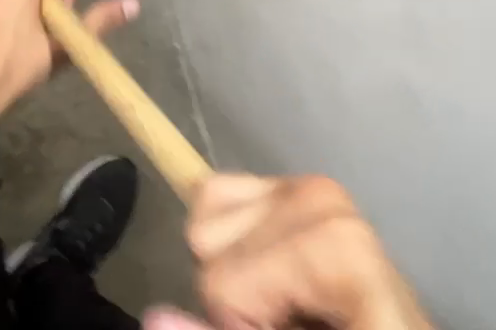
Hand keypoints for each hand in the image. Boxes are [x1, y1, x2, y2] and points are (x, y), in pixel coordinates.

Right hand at [145, 174, 430, 329]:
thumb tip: (155, 314)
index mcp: (339, 254)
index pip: (224, 281)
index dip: (238, 320)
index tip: (281, 327)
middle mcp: (324, 203)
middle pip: (209, 251)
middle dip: (235, 299)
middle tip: (286, 320)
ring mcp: (307, 186)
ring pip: (203, 219)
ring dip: (229, 267)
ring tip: (284, 301)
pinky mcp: (292, 181)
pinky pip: (212, 192)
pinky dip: (226, 233)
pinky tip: (268, 268)